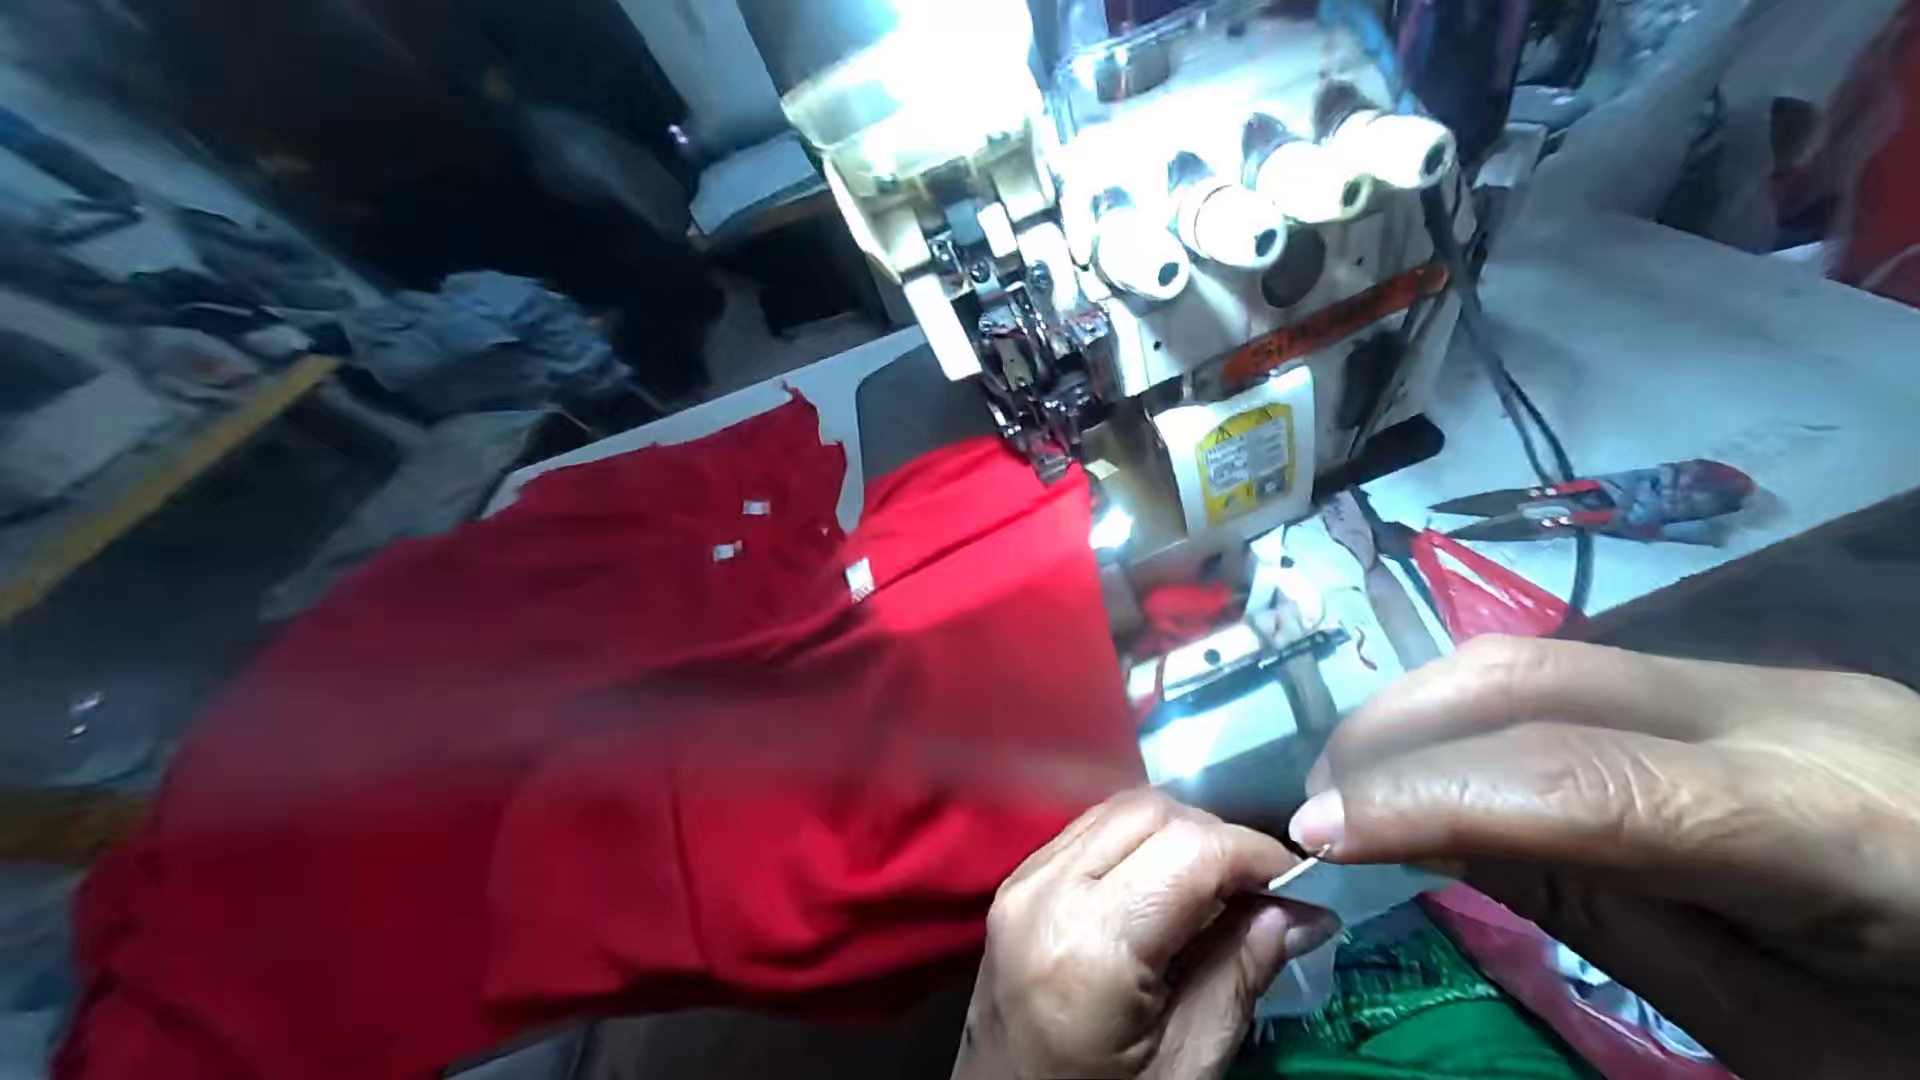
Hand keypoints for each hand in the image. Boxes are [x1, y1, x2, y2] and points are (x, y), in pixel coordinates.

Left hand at [955, 788, 1338, 1079]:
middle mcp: (1047, 890)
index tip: (1296, 882)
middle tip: (1258, 885)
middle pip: (1148, 813)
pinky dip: (1137, 837)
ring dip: (1176, 829)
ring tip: (1216, 882)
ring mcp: (1024, 877)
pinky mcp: (1017, 877)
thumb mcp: (1185, 1065)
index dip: (1252, 852)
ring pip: (1117, 809)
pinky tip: (1163, 878)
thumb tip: (1302, 909)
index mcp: (1089, 945)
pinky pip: (1089, 828)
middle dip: (1215, 836)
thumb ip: (1239, 972)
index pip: (1186, 850)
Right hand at [1292, 635, 1919, 1078]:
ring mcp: (1754, 677)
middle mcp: (1790, 711)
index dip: (1421, 796)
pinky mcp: (1722, 677)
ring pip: (1524, 657)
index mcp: (1840, 829)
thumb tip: (1407, 838)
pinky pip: (1554, 670)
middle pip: (1523, 678)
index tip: (1315, 832)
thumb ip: (1581, 910)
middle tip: (1324, 798)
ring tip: (1361, 778)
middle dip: (1391, 732)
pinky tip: (1435, 757)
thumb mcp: (1777, 1035)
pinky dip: (1463, 710)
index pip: (1572, 780)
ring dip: (1412, 712)